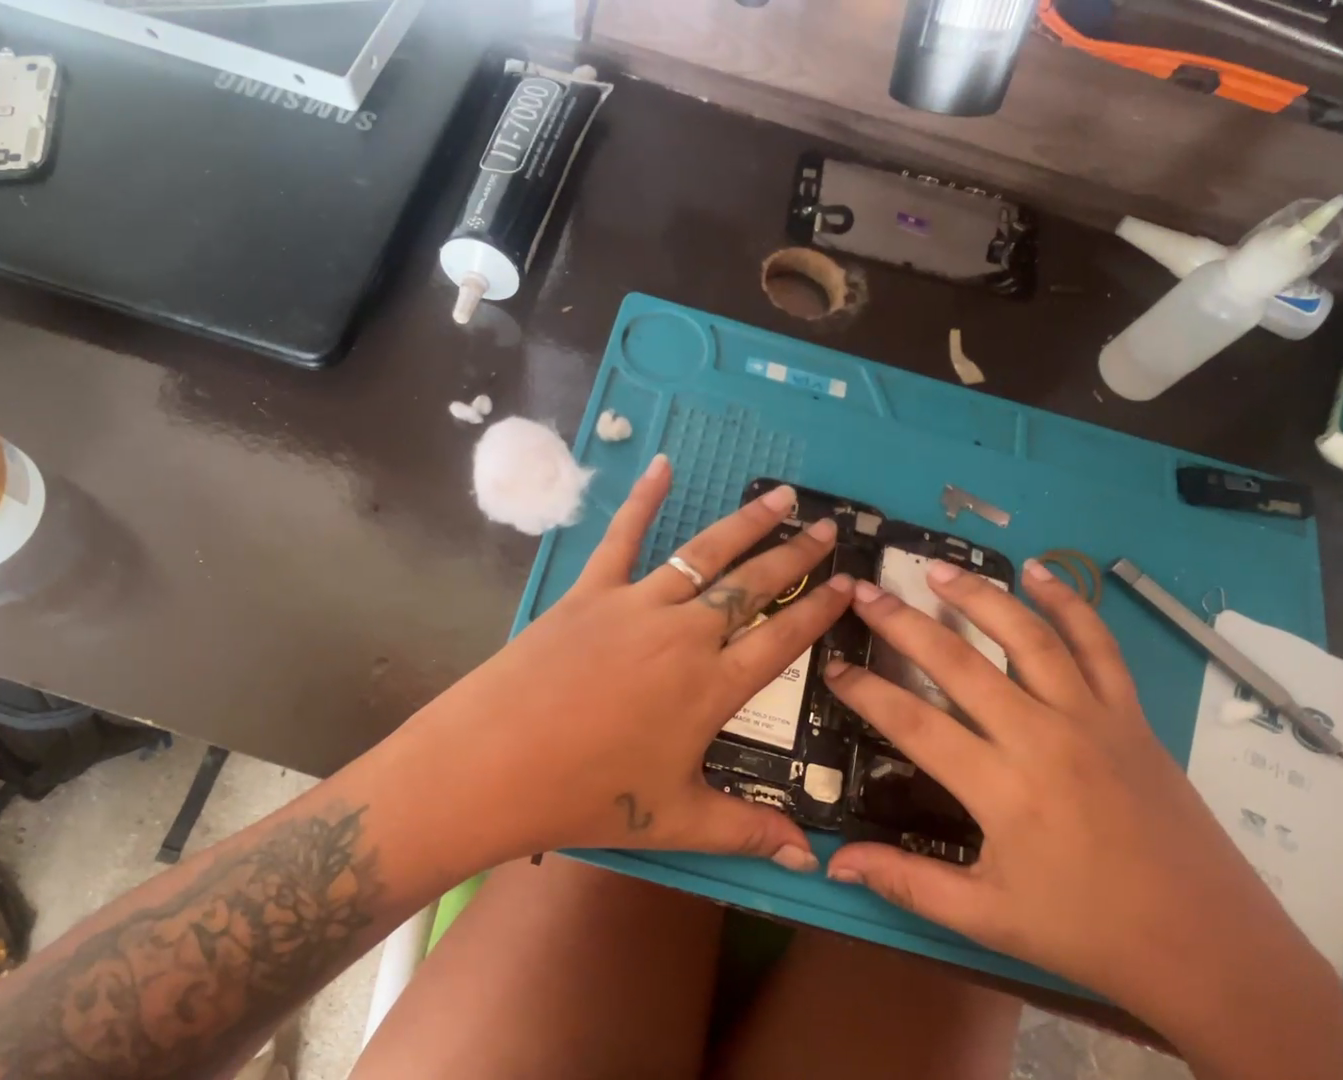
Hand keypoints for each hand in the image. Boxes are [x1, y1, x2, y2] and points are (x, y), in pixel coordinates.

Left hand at [390, 454, 850, 871]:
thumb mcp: (676, 820)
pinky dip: (644, 498)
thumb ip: (747, 832)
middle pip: (754, 585)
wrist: (493, 764)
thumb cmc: (587, 796)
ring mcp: (637, 604)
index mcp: (713, 687)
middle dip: (796, 556)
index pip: (784, 640)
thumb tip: (811, 858)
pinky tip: (662, 465)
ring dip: (747, 523)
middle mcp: (685, 635)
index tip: (849, 585)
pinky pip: (622, 535)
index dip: (821, 611)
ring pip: (705, 553)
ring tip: (780, 496)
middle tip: (827, 529)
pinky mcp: (589, 591)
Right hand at [822, 561, 1342, 1071]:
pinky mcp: (1131, 716)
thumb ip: (907, 881)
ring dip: (980, 596)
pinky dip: (1070, 603)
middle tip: (865, 591)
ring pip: (1028, 638)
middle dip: (903, 623)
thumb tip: (834, 862)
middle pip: (960, 662)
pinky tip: (1040, 572)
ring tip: (938, 569)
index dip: (865, 691)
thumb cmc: (1087, 931)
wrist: (1207, 945)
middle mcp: (1042, 736)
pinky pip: (1099, 646)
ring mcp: (1092, 718)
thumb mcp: (986, 917)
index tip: (833, 666)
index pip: (912, 721)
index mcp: (1001, 788)